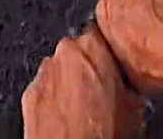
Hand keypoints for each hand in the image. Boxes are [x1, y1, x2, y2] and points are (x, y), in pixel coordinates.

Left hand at [21, 29, 141, 138]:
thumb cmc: (103, 135)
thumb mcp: (133, 107)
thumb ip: (126, 82)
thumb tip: (127, 85)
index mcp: (93, 46)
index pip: (100, 34)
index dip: (106, 51)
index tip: (111, 65)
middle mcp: (66, 50)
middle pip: (78, 52)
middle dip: (85, 68)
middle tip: (98, 94)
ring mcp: (45, 70)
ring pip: (59, 71)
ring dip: (67, 84)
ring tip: (80, 112)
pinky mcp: (29, 92)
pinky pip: (44, 90)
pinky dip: (51, 101)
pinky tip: (63, 120)